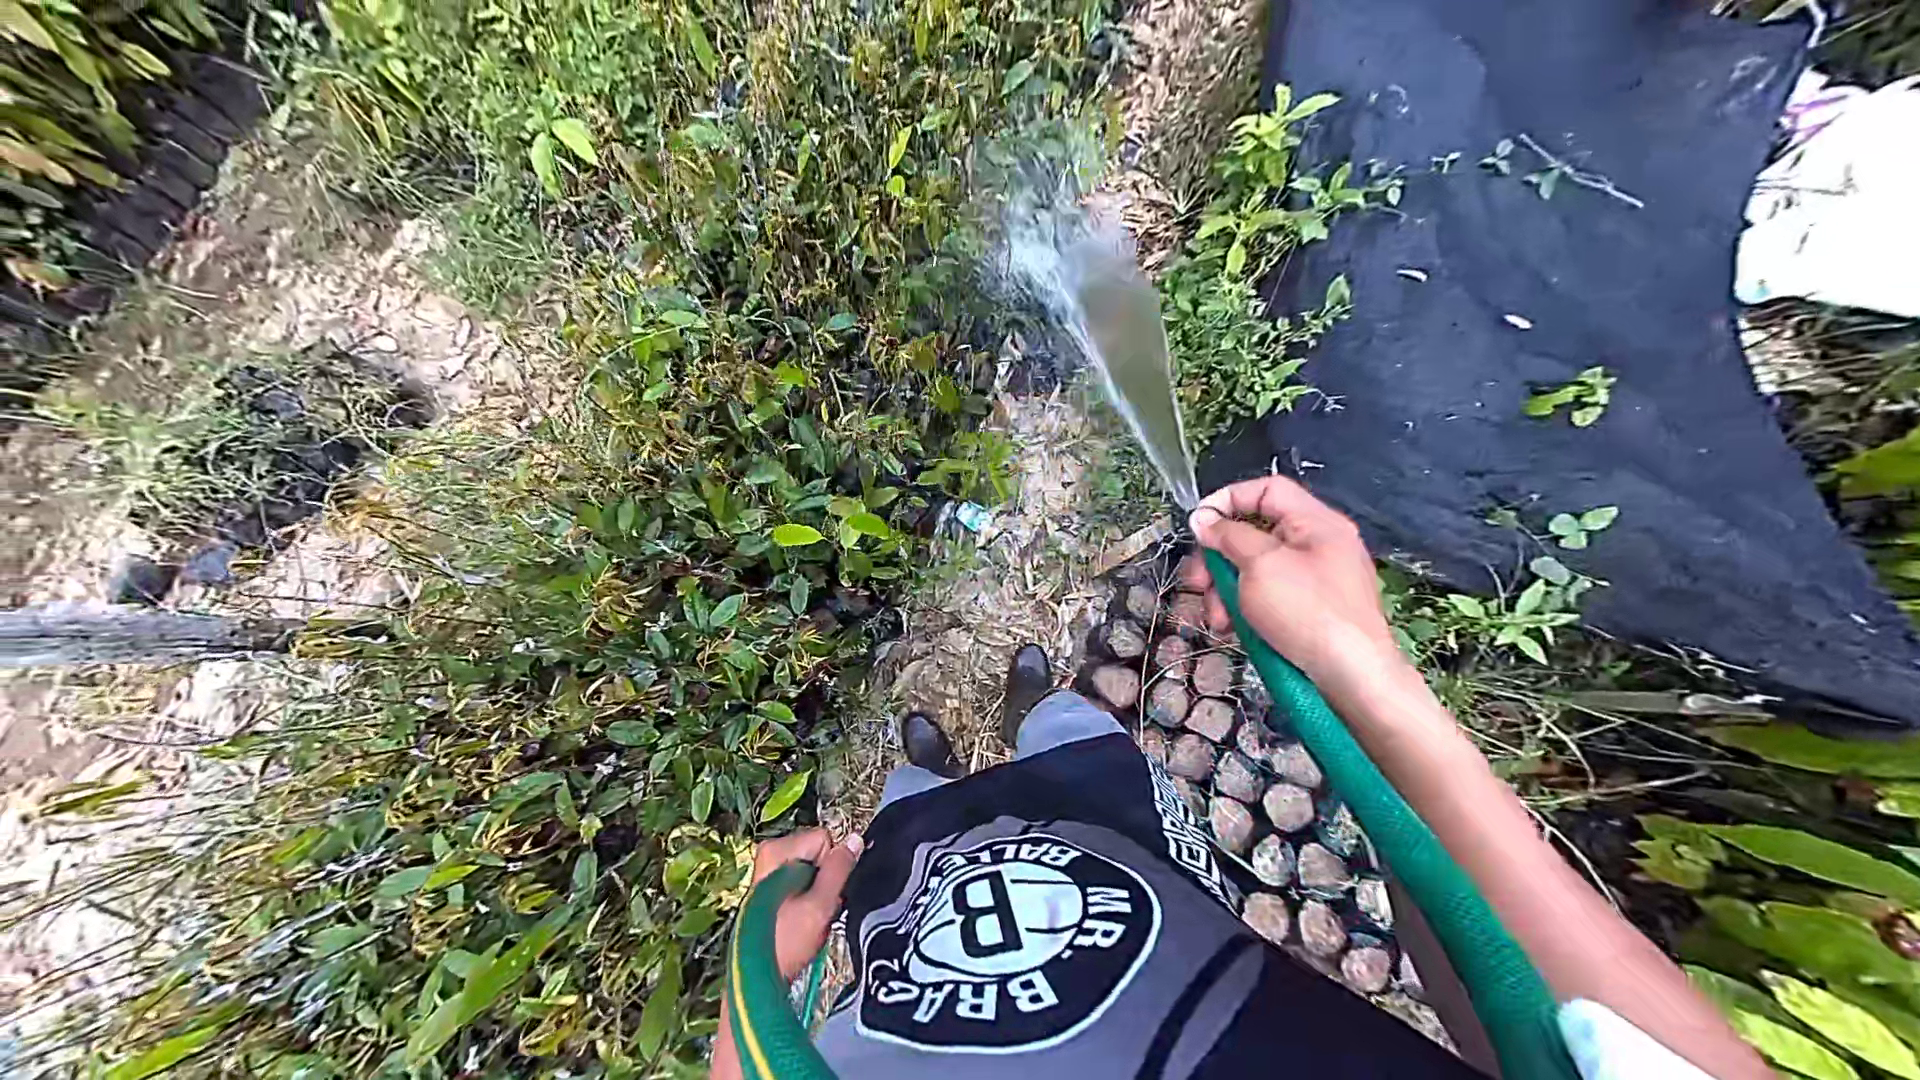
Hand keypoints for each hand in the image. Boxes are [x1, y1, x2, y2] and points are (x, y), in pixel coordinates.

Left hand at [748, 828, 862, 980]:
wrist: (757, 982)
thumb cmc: (785, 944)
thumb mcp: (819, 905)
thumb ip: (839, 869)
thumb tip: (855, 839)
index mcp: (776, 850)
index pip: (825, 839)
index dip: (832, 867)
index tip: (823, 895)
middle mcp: (769, 853)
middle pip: (819, 852)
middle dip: (824, 880)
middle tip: (816, 910)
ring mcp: (767, 869)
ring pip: (813, 869)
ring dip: (817, 892)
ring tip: (808, 918)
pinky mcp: (769, 886)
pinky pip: (801, 880)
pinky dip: (806, 898)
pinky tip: (800, 919)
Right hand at [1180, 475, 1402, 692]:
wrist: (1353, 677)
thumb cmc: (1307, 612)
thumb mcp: (1260, 564)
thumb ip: (1229, 535)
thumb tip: (1204, 520)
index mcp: (1315, 523)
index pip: (1266, 490)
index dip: (1227, 500)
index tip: (1198, 524)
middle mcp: (1317, 545)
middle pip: (1253, 534)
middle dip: (1218, 558)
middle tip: (1197, 581)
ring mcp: (1313, 579)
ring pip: (1253, 570)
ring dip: (1224, 590)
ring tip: (1214, 617)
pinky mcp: (1308, 610)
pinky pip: (1266, 596)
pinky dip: (1243, 609)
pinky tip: (1231, 628)